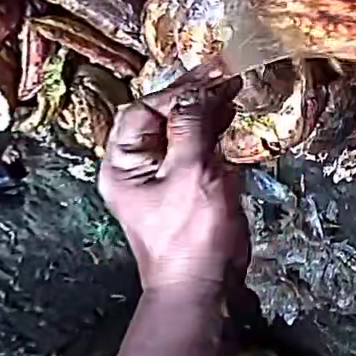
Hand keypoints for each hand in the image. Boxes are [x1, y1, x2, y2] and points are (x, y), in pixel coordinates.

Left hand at [99, 82, 245, 295]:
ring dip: (206, 108)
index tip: (208, 78)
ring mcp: (167, 173)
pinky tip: (230, 114)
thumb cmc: (190, 231)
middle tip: (222, 74)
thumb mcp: (189, 172)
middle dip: (193, 95)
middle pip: (163, 116)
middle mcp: (141, 165)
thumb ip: (191, 127)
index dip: (176, 92)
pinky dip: (214, 127)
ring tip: (231, 88)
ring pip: (183, 128)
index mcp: (124, 163)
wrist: (205, 281)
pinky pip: (199, 145)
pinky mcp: (191, 181)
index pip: (144, 110)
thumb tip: (197, 92)